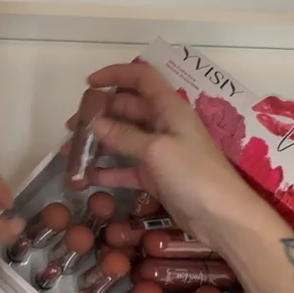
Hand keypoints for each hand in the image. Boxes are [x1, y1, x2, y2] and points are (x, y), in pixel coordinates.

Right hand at [71, 62, 286, 246]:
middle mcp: (164, 125)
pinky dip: (107, 170)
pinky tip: (85, 177)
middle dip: (99, 114)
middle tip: (71, 127)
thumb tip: (95, 125)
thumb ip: (125, 136)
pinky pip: (126, 167)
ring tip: (70, 152)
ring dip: (98, 143)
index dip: (116, 75)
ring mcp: (160, 151)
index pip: (142, 78)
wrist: (223, 218)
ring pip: (123, 139)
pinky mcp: (156, 176)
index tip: (88, 84)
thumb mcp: (157, 150)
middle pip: (127, 109)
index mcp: (170, 108)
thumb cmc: (195, 175)